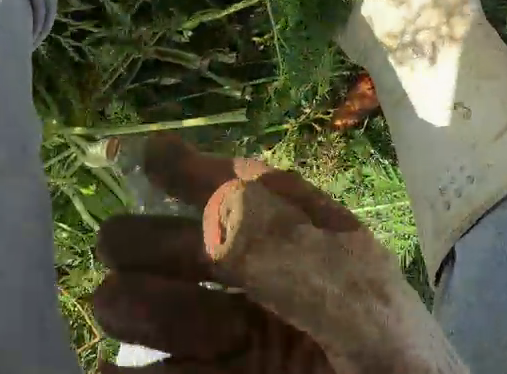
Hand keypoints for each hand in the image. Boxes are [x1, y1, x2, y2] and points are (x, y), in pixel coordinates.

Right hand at [91, 135, 467, 373]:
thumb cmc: (401, 367)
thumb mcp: (352, 300)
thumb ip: (283, 253)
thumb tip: (210, 204)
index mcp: (323, 247)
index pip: (255, 194)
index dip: (204, 171)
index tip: (151, 155)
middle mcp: (288, 288)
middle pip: (210, 256)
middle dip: (159, 244)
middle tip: (111, 242)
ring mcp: (265, 346)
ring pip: (189, 316)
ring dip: (144, 306)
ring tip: (105, 304)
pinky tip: (108, 372)